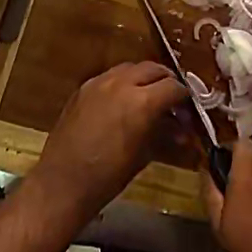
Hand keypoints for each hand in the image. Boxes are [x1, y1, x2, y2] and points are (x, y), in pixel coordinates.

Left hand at [30, 61, 187, 219]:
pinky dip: (122, 84)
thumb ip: (164, 134)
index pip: (174, 86)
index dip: (185, 97)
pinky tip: (122, 104)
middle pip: (153, 69)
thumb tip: (180, 130)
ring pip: (130, 69)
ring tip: (148, 99)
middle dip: (166, 82)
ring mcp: (98, 83)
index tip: (188, 108)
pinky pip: (109, 77)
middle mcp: (120, 84)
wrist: (64, 182)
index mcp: (142, 101)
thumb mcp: (144, 154)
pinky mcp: (82, 89)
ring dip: (144, 79)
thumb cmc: (109, 176)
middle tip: (172, 101)